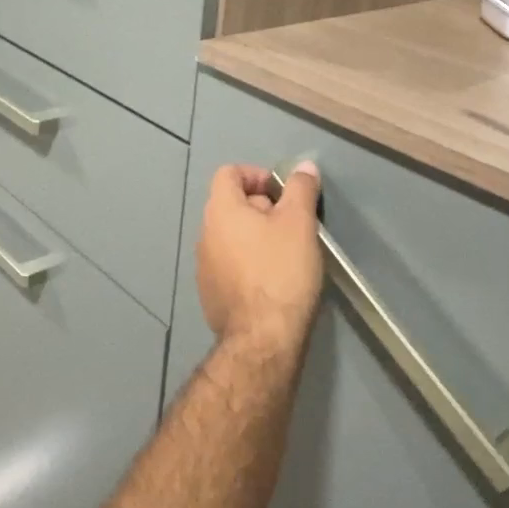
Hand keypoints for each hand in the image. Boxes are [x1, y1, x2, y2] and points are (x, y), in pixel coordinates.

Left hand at [196, 161, 323, 357]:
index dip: (257, 175)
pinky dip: (248, 263)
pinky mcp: (211, 295)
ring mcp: (204, 268)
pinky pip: (230, 265)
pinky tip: (273, 282)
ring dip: (256, 237)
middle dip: (263, 208)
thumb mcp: (300, 223)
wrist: (263, 341)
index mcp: (220, 211)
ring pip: (231, 237)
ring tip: (286, 254)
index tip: (283, 194)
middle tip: (293, 224)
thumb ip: (301, 189)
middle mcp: (204, 234)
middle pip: (231, 205)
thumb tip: (304, 166)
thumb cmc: (282, 272)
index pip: (229, 173)